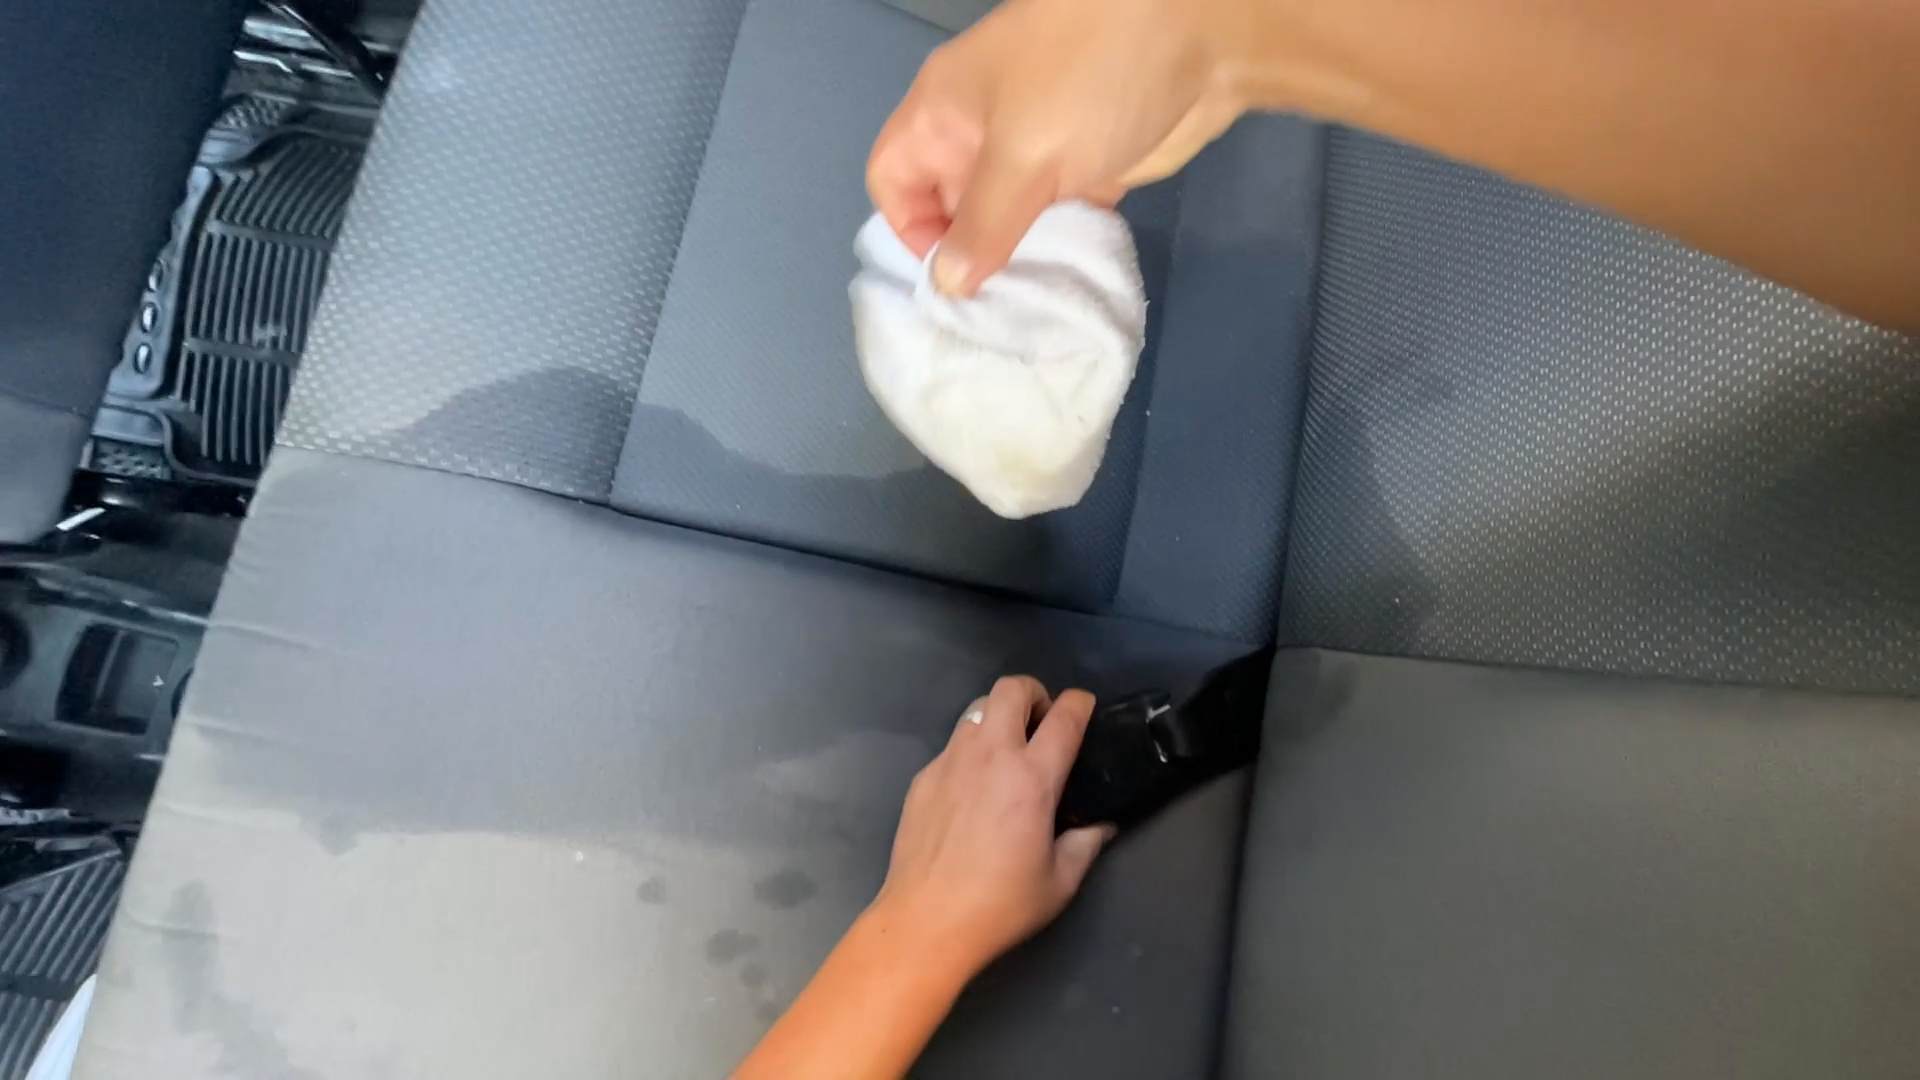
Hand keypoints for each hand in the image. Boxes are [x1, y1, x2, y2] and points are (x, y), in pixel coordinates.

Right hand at [866, 0, 1249, 295]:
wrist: (1204, 35)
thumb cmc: (1087, 78)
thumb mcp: (1019, 157)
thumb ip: (980, 228)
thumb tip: (948, 285)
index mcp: (944, 110)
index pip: (894, 177)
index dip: (909, 228)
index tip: (949, 272)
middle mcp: (979, 133)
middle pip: (947, 207)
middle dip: (963, 257)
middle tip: (987, 307)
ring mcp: (1032, 153)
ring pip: (1000, 221)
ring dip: (1009, 262)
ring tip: (1021, 306)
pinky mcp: (1079, 173)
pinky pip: (1048, 223)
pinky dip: (1050, 252)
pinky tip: (1057, 286)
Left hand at [869, 676, 1113, 978]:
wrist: (926, 921)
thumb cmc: (999, 905)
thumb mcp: (1059, 882)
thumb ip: (1086, 843)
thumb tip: (1103, 824)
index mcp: (1031, 779)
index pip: (1063, 718)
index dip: (1080, 702)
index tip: (1085, 705)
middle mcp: (990, 756)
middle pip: (1011, 688)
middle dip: (1034, 692)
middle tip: (1042, 721)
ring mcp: (951, 761)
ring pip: (978, 708)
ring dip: (1000, 715)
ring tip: (1007, 748)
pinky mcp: (924, 775)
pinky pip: (953, 744)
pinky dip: (971, 750)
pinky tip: (973, 787)